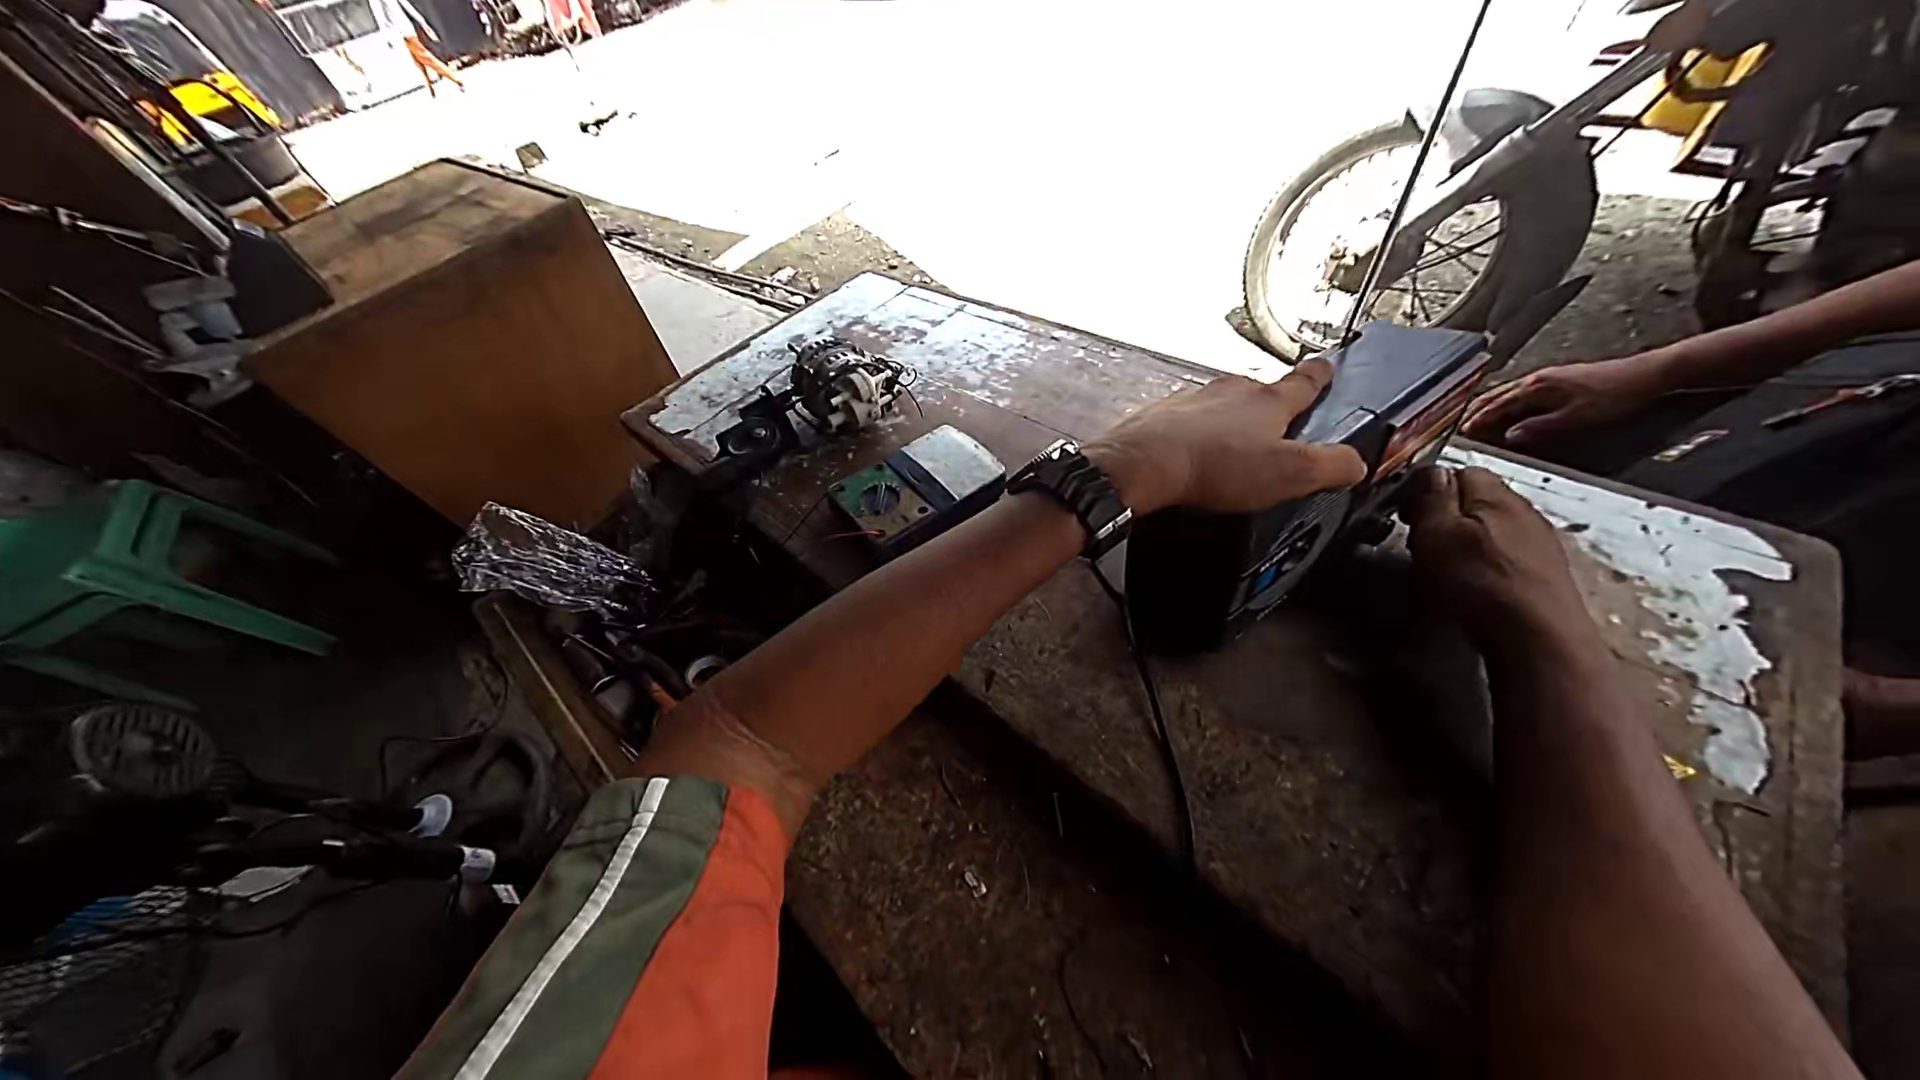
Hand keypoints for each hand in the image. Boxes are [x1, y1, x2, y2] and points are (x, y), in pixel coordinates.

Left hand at [1083, 359, 1366, 514]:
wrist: (1144, 464)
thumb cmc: (1212, 466)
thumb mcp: (1290, 473)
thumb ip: (1331, 466)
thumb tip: (1354, 464)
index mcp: (1268, 402)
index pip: (1306, 381)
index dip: (1321, 375)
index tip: (1327, 366)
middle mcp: (1230, 392)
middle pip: (1259, 392)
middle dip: (1269, 406)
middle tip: (1275, 425)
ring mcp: (1193, 401)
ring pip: (1220, 405)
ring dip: (1228, 421)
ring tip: (1232, 447)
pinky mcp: (1162, 417)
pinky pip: (1186, 422)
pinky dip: (1194, 435)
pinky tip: (1192, 453)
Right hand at [1402, 466, 1595, 649]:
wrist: (1536, 638)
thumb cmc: (1478, 582)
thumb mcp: (1437, 534)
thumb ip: (1432, 498)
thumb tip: (1431, 471)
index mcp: (1497, 496)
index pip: (1459, 470)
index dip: (1427, 488)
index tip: (1406, 514)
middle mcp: (1524, 512)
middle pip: (1475, 500)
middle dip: (1444, 514)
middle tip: (1419, 542)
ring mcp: (1538, 543)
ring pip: (1489, 527)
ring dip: (1463, 539)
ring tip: (1442, 565)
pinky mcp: (1543, 573)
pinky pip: (1503, 553)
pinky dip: (1483, 561)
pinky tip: (1472, 582)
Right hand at [1463, 354, 1670, 446]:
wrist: (1652, 374)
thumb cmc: (1618, 394)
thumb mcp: (1576, 418)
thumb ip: (1539, 428)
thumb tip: (1510, 436)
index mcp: (1536, 387)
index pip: (1496, 406)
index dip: (1477, 420)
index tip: (1461, 432)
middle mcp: (1537, 379)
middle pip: (1495, 395)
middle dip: (1474, 409)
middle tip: (1458, 423)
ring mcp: (1548, 376)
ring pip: (1505, 391)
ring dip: (1487, 402)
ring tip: (1475, 413)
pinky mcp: (1558, 378)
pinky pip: (1518, 389)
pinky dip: (1503, 398)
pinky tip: (1507, 404)